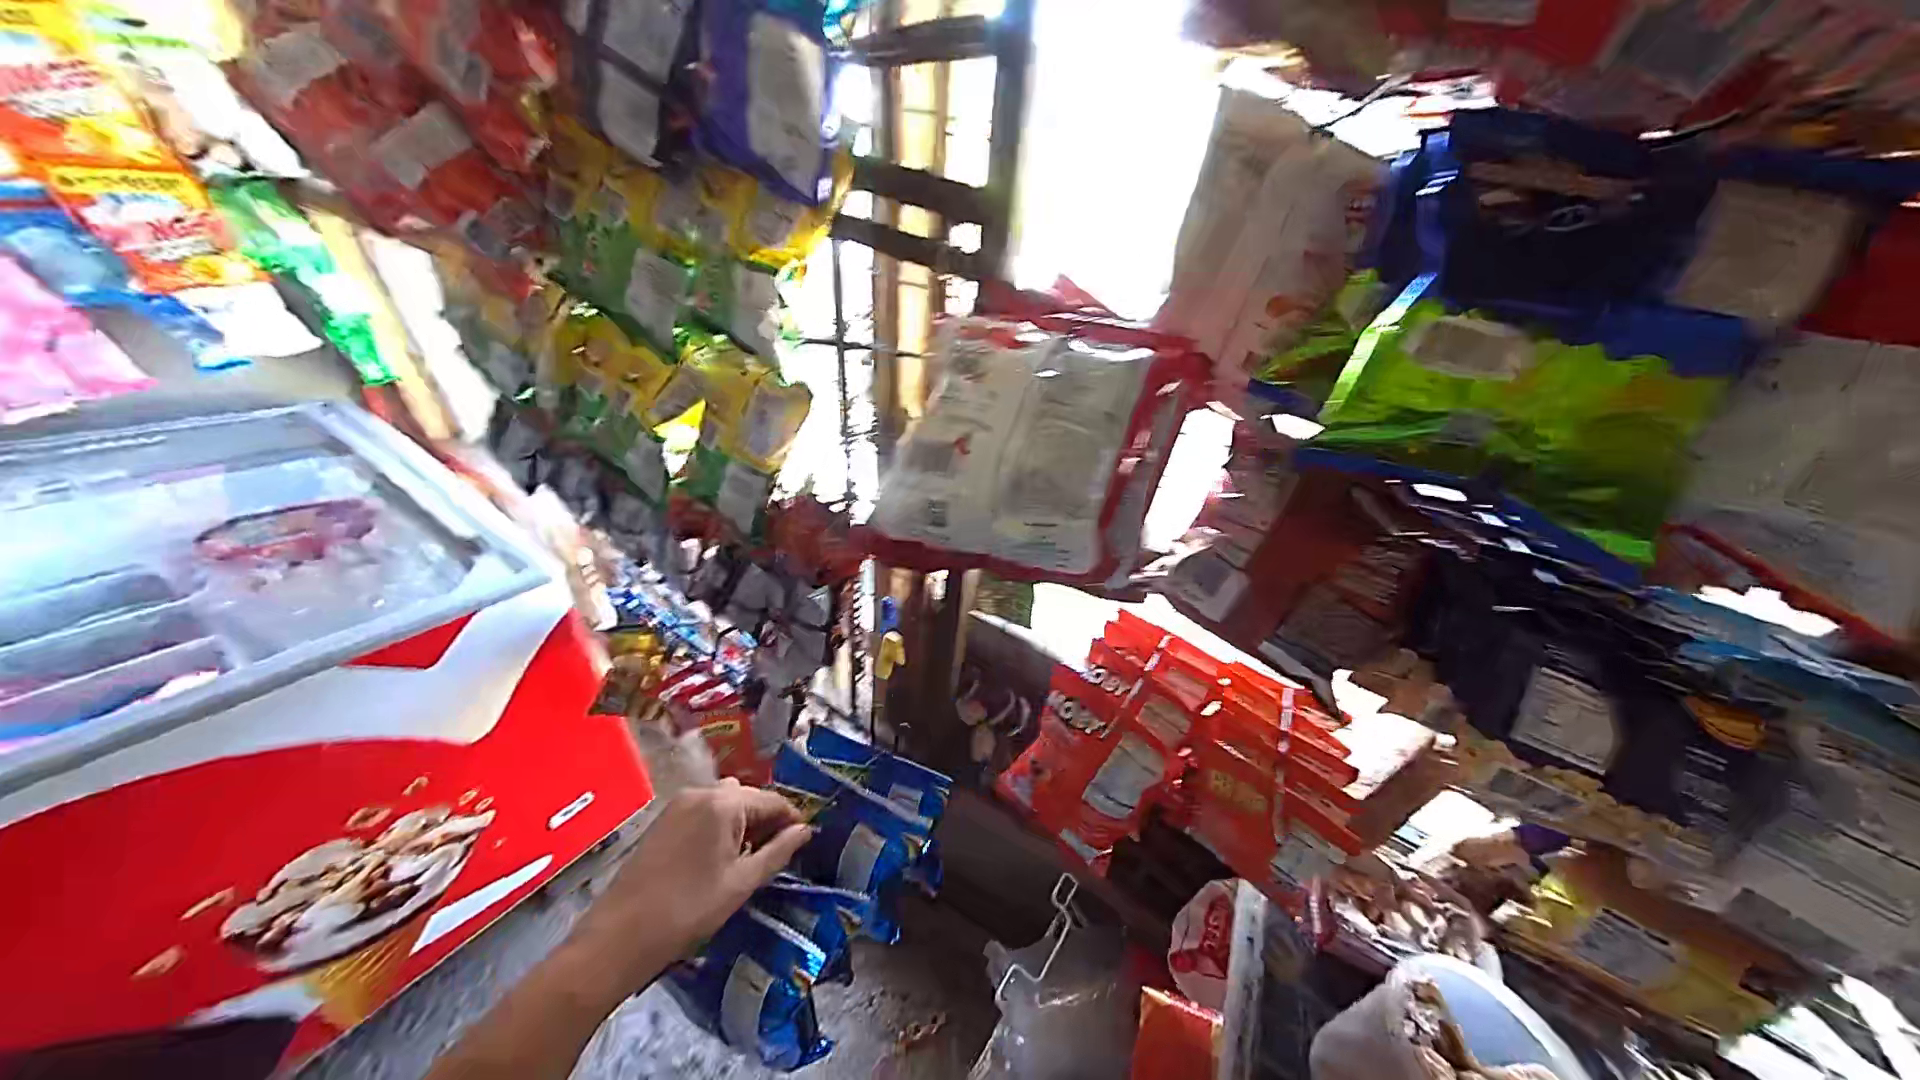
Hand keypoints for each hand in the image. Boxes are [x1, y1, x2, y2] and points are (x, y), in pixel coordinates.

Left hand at [564, 779, 812, 996]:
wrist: (618, 938)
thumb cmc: (687, 910)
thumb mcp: (742, 883)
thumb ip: (779, 851)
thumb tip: (805, 830)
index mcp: (725, 802)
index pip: (773, 800)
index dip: (792, 820)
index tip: (803, 844)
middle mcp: (702, 792)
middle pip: (748, 797)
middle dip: (766, 821)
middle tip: (775, 856)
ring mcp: (678, 805)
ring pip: (726, 803)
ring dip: (742, 823)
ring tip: (746, 860)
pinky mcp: (663, 820)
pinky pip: (704, 812)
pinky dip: (719, 827)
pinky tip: (717, 860)